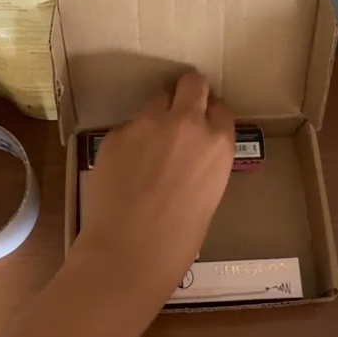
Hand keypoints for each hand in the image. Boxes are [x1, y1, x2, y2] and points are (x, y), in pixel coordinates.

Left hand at [70, 72, 234, 301]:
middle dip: (188, 93)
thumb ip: (203, 162)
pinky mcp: (116, 133)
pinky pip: (128, 127)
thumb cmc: (179, 240)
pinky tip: (124, 168)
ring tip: (147, 148)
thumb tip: (189, 155)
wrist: (129, 252)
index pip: (221, 108)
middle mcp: (186, 123)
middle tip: (179, 114)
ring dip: (156, 116)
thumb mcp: (209, 195)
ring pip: (155, 101)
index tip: (203, 123)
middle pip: (192, 84)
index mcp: (218, 144)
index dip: (210, 113)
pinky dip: (130, 140)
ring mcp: (147, 124)